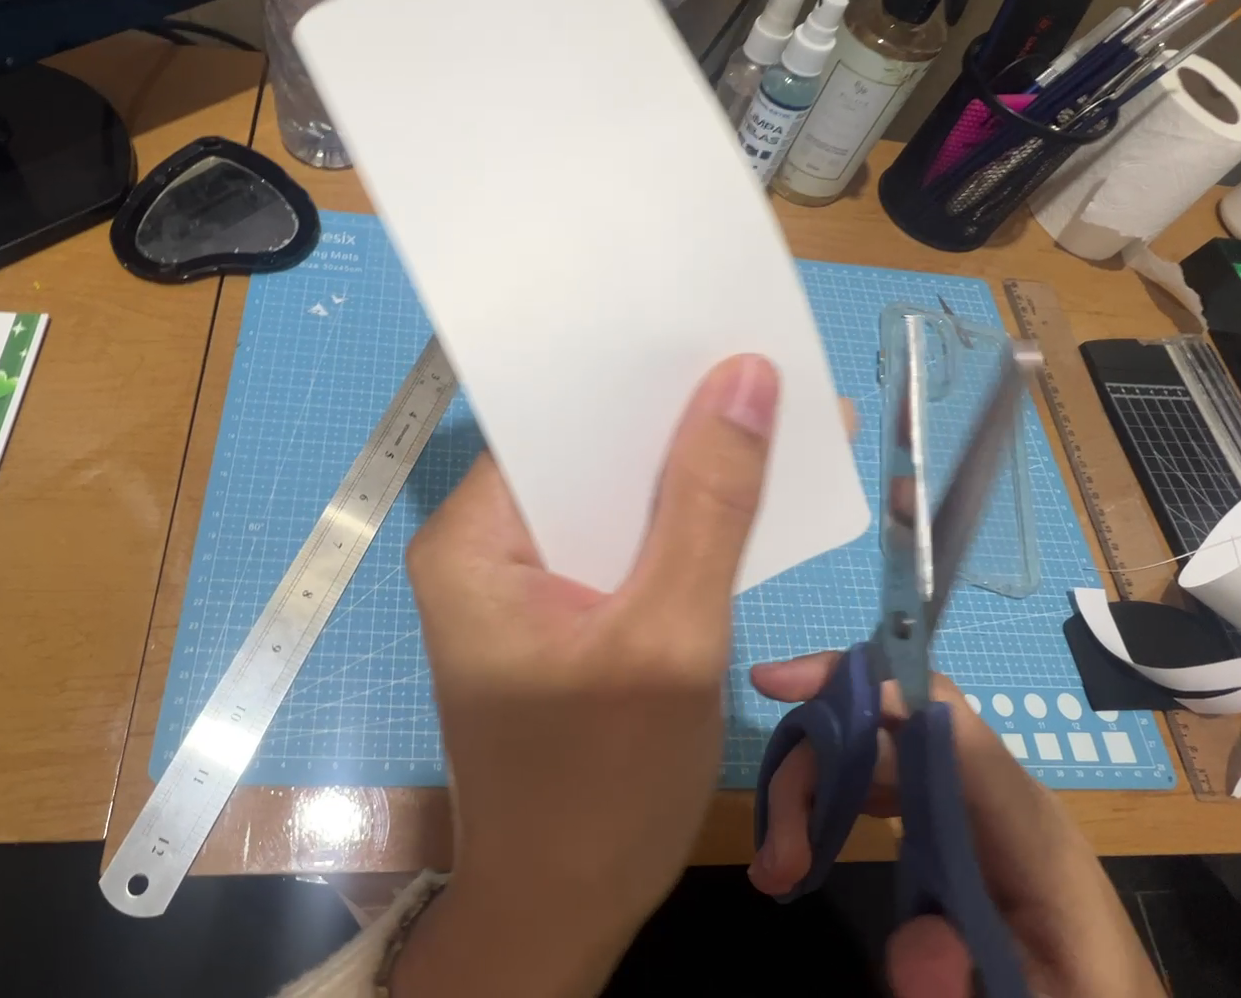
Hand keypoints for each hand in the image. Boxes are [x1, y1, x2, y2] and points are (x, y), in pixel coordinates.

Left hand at [393, 354, 780, 996]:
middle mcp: (481, 550)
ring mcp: (516, 587)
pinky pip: (617, 550)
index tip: (707, 329)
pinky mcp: (552, 618)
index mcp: (472, 542)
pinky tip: (739, 502)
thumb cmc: (602, 790)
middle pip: (584, 461)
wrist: (563, 911)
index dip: (633, 381)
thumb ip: (709, 505)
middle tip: (760, 366)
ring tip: (768, 419)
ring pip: (608, 504)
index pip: (553, 426)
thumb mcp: (670, 639)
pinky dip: (674, 530)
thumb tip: (745, 379)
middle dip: (670, 426)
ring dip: (682, 477)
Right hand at [746, 655, 1166, 997]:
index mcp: (1029, 833)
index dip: (862, 686)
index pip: (943, 722)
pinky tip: (807, 845)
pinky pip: (879, 772)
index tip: (776, 685)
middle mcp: (998, 795)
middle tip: (774, 861)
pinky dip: (828, 794)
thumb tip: (920, 931)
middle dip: (810, 769)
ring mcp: (972, 800)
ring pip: (871, 745)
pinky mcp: (954, 815)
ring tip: (780, 867)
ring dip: (811, 786)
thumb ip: (966, 985)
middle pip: (882, 729)